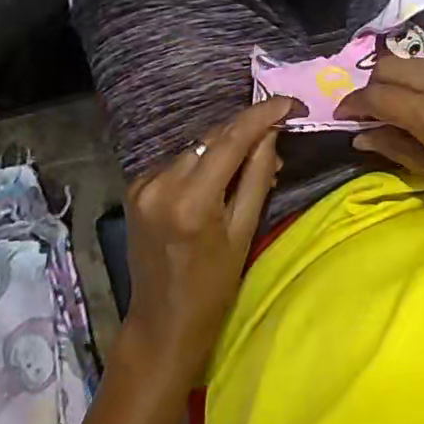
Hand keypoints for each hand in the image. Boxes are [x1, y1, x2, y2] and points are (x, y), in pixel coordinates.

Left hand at [121, 96, 300, 381]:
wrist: (163, 321)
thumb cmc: (213, 286)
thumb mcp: (243, 233)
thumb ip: (256, 177)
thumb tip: (271, 134)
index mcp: (191, 200)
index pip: (231, 140)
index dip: (262, 115)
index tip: (289, 103)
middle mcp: (161, 183)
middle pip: (212, 140)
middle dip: (246, 133)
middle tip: (277, 140)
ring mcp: (143, 184)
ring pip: (196, 148)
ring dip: (224, 149)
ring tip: (250, 165)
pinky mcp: (135, 187)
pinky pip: (178, 162)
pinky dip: (201, 163)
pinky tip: (216, 180)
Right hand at [334, 57, 423, 256]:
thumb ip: (399, 150)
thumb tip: (362, 137)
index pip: (379, 95)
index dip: (354, 105)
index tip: (342, 118)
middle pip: (392, 66)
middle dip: (372, 86)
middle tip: (367, 114)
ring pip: (417, 63)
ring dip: (398, 81)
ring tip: (396, 110)